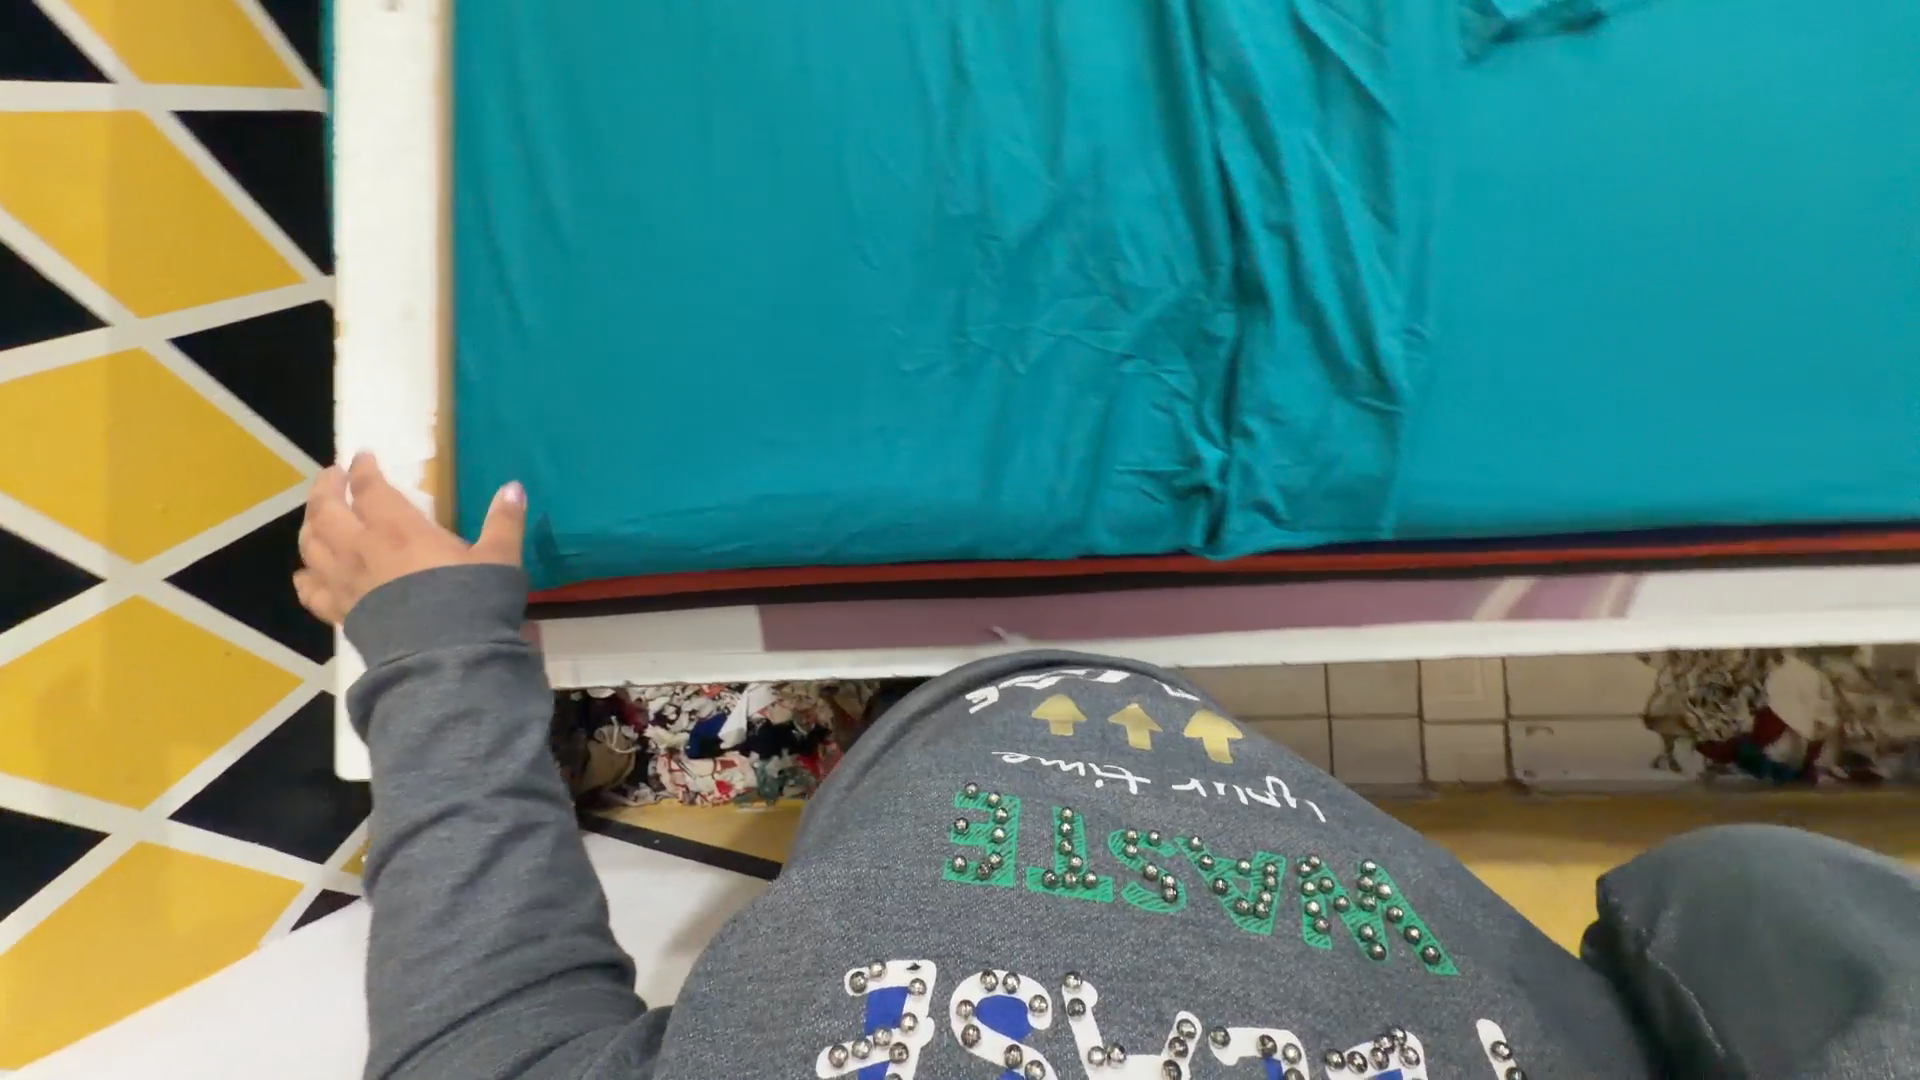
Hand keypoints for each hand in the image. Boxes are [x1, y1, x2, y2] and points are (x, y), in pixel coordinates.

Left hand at [294, 453, 526, 625]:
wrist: (445, 653)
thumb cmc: (473, 599)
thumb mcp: (499, 557)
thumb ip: (504, 521)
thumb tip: (514, 486)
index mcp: (398, 529)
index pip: (370, 488)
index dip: (364, 468)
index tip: (362, 456)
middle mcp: (360, 548)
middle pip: (326, 510)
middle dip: (326, 488)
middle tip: (331, 476)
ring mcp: (344, 581)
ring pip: (310, 544)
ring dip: (311, 524)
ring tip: (318, 516)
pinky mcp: (340, 611)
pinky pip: (310, 589)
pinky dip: (306, 574)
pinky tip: (309, 570)